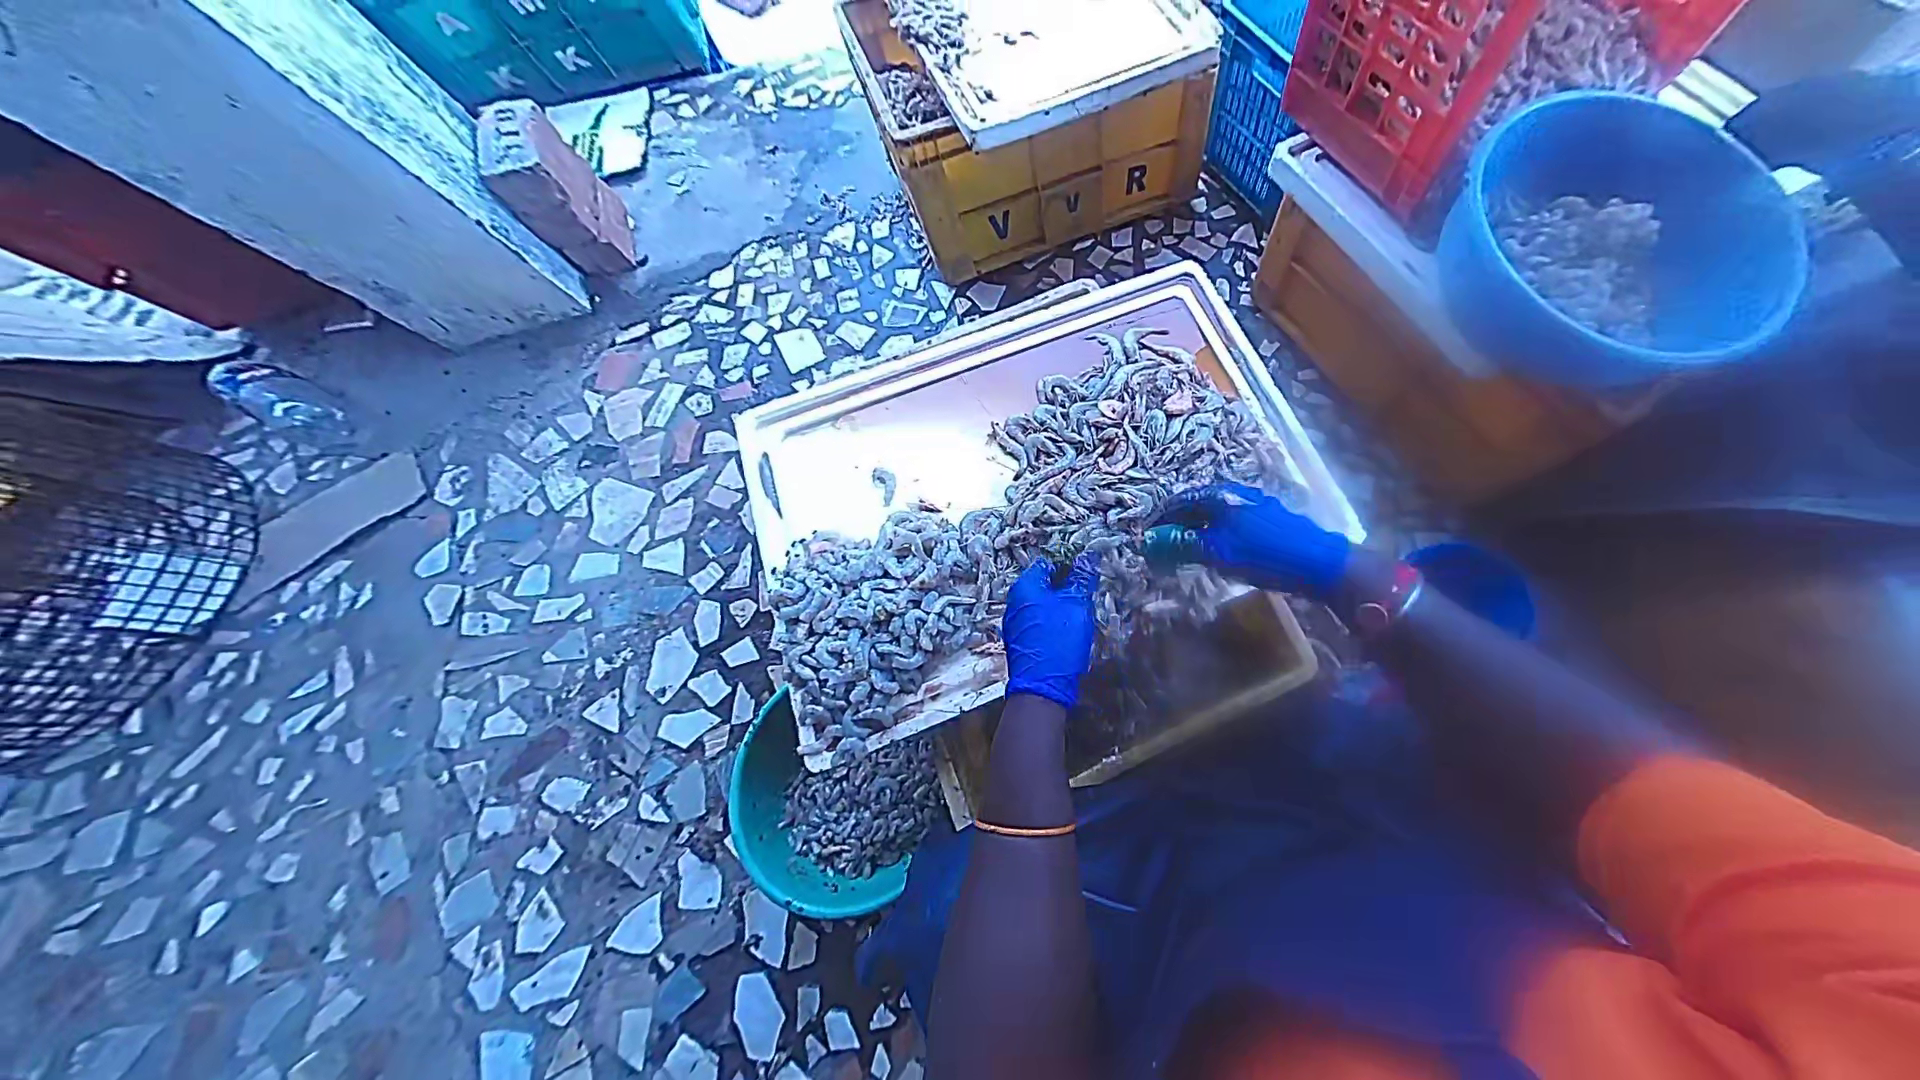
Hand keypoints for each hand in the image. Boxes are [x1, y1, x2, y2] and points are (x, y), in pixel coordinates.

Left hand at [1002, 554, 1100, 709]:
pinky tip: (1068, 633)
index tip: (1086, 573)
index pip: (1047, 564)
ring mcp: (1015, 624)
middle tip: (1086, 594)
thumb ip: (1082, 578)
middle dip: (1065, 588)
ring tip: (1080, 615)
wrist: (1043, 686)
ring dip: (1060, 607)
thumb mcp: (1076, 604)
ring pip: (1041, 606)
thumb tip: (1089, 556)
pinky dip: (1052, 623)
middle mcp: (1014, 603)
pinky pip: (1038, 624)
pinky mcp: (1021, 643)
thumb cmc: (1058, 640)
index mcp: (1024, 587)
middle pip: (1042, 585)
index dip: (1068, 565)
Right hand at [1153, 482, 1349, 596]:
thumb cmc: (1264, 553)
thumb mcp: (1217, 551)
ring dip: (1195, 534)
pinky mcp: (1267, 524)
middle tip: (1162, 548)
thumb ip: (1181, 545)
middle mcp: (1236, 496)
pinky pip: (1229, 527)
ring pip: (1213, 518)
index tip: (1147, 539)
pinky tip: (1213, 554)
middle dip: (1177, 527)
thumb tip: (1146, 541)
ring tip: (1183, 554)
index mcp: (1221, 496)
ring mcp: (1254, 508)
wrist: (1320, 564)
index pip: (1179, 501)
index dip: (1160, 520)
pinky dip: (1213, 538)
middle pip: (1196, 508)